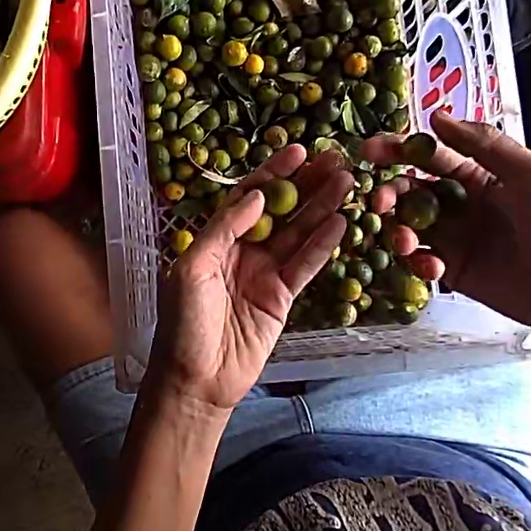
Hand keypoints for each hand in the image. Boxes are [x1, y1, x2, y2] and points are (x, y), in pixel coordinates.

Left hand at [145, 145, 353, 417]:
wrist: (197, 378)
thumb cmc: (184, 323)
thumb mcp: (193, 268)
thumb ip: (224, 229)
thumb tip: (255, 195)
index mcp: (216, 239)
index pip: (248, 198)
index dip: (272, 173)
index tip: (297, 151)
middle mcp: (242, 250)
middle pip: (279, 211)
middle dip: (305, 185)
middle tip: (334, 161)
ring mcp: (264, 273)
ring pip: (298, 234)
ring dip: (321, 208)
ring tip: (346, 183)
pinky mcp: (282, 297)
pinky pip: (305, 265)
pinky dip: (322, 245)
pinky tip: (341, 222)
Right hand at [361, 112, 530, 334]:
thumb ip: (487, 145)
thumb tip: (440, 118)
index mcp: (486, 174)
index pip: (435, 155)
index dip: (403, 149)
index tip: (373, 149)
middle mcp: (467, 202)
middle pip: (415, 189)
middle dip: (392, 192)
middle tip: (378, 200)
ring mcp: (459, 236)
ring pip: (411, 224)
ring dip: (398, 229)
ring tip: (404, 241)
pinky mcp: (455, 268)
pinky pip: (422, 258)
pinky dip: (417, 261)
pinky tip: (432, 267)